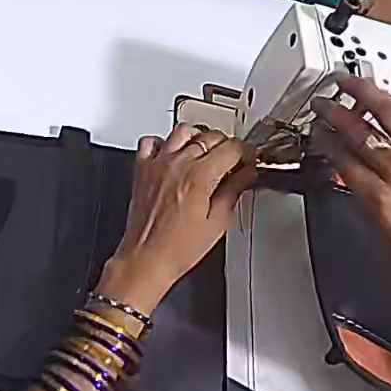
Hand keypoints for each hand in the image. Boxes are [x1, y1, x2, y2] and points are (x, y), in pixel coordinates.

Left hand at [96, 124, 256, 313]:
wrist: (146, 260)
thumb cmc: (177, 249)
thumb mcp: (217, 223)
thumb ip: (233, 191)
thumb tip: (246, 174)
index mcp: (199, 177)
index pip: (231, 148)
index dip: (245, 152)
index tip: (248, 159)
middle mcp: (178, 164)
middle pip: (210, 136)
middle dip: (227, 145)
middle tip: (232, 159)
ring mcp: (158, 164)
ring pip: (183, 130)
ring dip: (198, 137)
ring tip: (205, 151)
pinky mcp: (142, 169)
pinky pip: (150, 141)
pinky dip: (163, 142)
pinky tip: (172, 152)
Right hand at [311, 74, 390, 300]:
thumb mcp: (390, 235)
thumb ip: (368, 199)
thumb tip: (351, 174)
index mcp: (383, 200)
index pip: (344, 159)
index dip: (327, 140)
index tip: (321, 130)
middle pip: (361, 134)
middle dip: (336, 114)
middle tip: (324, 102)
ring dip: (367, 94)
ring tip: (352, 82)